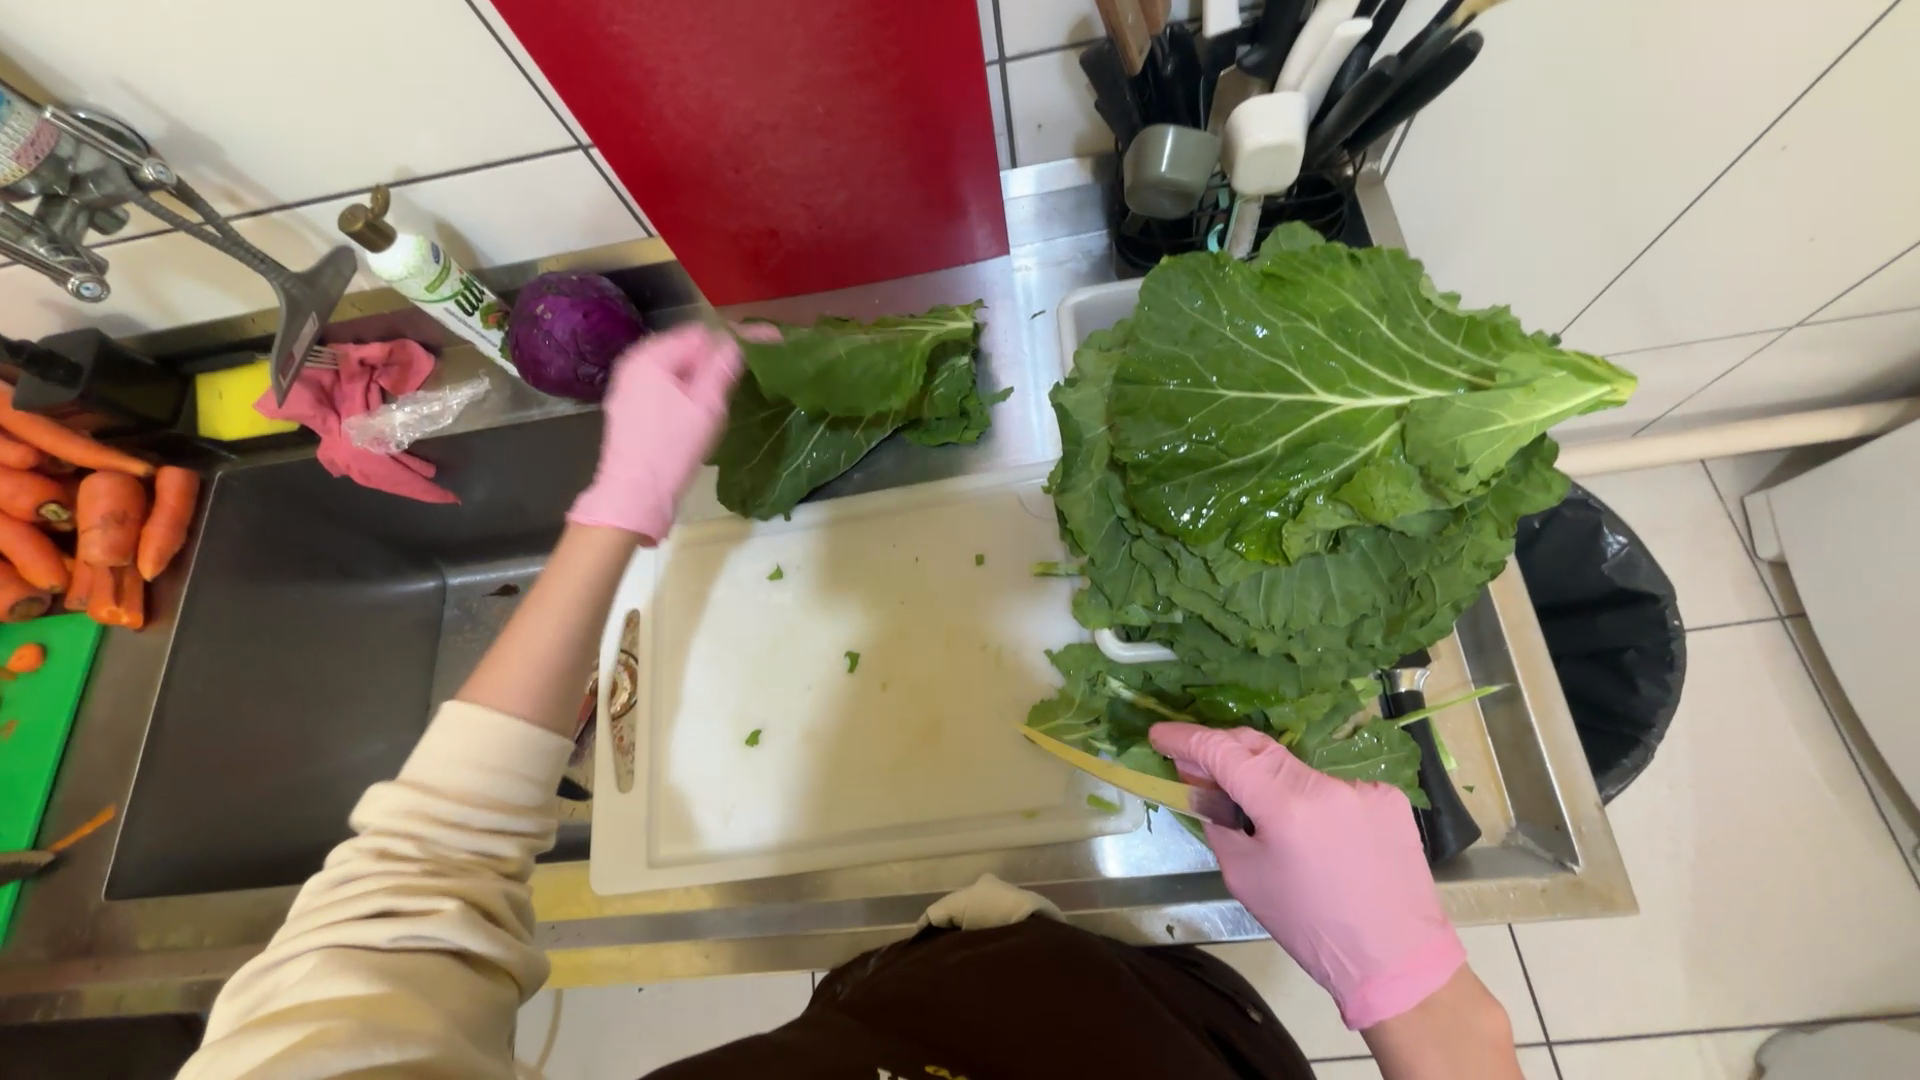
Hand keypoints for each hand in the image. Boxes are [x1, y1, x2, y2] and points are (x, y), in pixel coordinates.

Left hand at [568, 323, 743, 542]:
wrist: (635, 493)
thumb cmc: (673, 447)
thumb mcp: (707, 405)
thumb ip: (723, 368)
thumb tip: (740, 340)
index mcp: (650, 356)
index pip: (700, 333)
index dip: (732, 341)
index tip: (762, 354)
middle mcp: (634, 364)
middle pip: (686, 350)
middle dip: (714, 363)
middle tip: (738, 386)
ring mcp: (628, 387)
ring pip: (676, 372)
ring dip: (701, 381)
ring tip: (719, 404)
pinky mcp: (630, 409)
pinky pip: (664, 389)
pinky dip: (685, 394)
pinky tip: (697, 417)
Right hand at [1150, 722, 1466, 1030]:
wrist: (1397, 964)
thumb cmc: (1309, 926)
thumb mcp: (1244, 877)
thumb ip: (1219, 822)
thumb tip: (1204, 788)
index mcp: (1284, 804)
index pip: (1222, 750)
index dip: (1185, 738)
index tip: (1158, 735)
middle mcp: (1323, 783)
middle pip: (1257, 746)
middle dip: (1221, 749)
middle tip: (1195, 764)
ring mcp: (1361, 787)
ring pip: (1293, 767)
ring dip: (1266, 779)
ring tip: (1259, 814)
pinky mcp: (1387, 799)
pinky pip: (1330, 787)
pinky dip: (1308, 799)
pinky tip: (1312, 834)